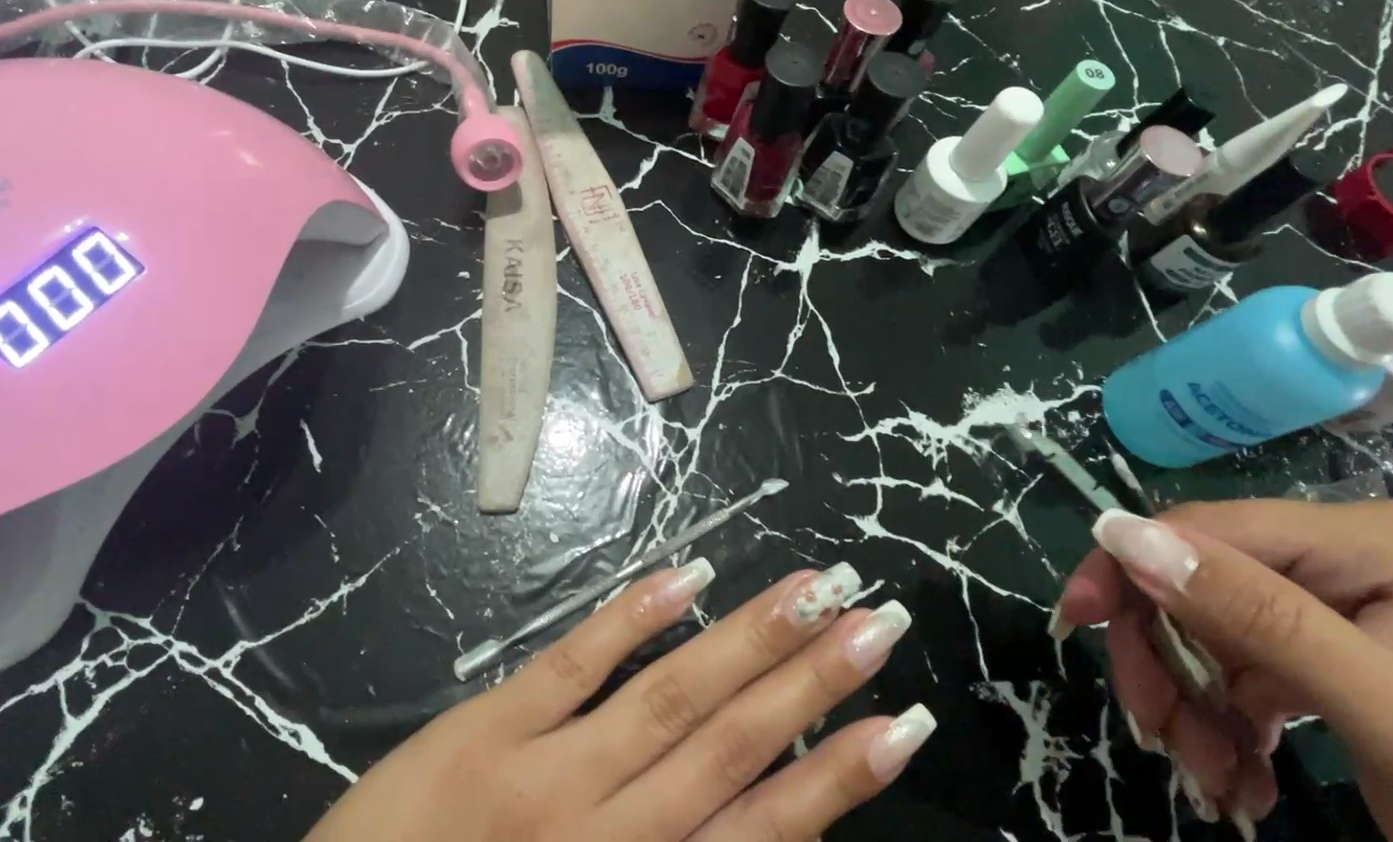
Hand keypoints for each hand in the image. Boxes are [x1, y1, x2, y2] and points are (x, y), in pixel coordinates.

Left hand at [306, 559, 931, 840]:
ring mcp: (548, 770)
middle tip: (877, 620)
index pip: (764, 827)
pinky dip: (633, 618)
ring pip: (670, 696)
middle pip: (731, 744)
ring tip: (813, 589)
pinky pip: (574, 664)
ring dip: (747, 640)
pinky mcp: (489, 727)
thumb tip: (759, 813)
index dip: (840, 775)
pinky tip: (687, 575)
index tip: (903, 720)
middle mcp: (611, 830)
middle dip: (811, 682)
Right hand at [1055, 499, 1392, 841]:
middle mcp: (1362, 556)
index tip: (1074, 629)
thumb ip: (1256, 615)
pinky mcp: (1359, 658)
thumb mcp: (1392, 713)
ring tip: (1212, 782)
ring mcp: (1362, 607)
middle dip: (1171, 662)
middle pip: (1208, 585)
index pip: (1209, 529)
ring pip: (1221, 635)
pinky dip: (1233, 725)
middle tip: (1159, 737)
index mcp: (1377, 541)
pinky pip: (1257, 672)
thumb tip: (1116, 530)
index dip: (1129, 571)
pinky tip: (1242, 780)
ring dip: (1196, 707)